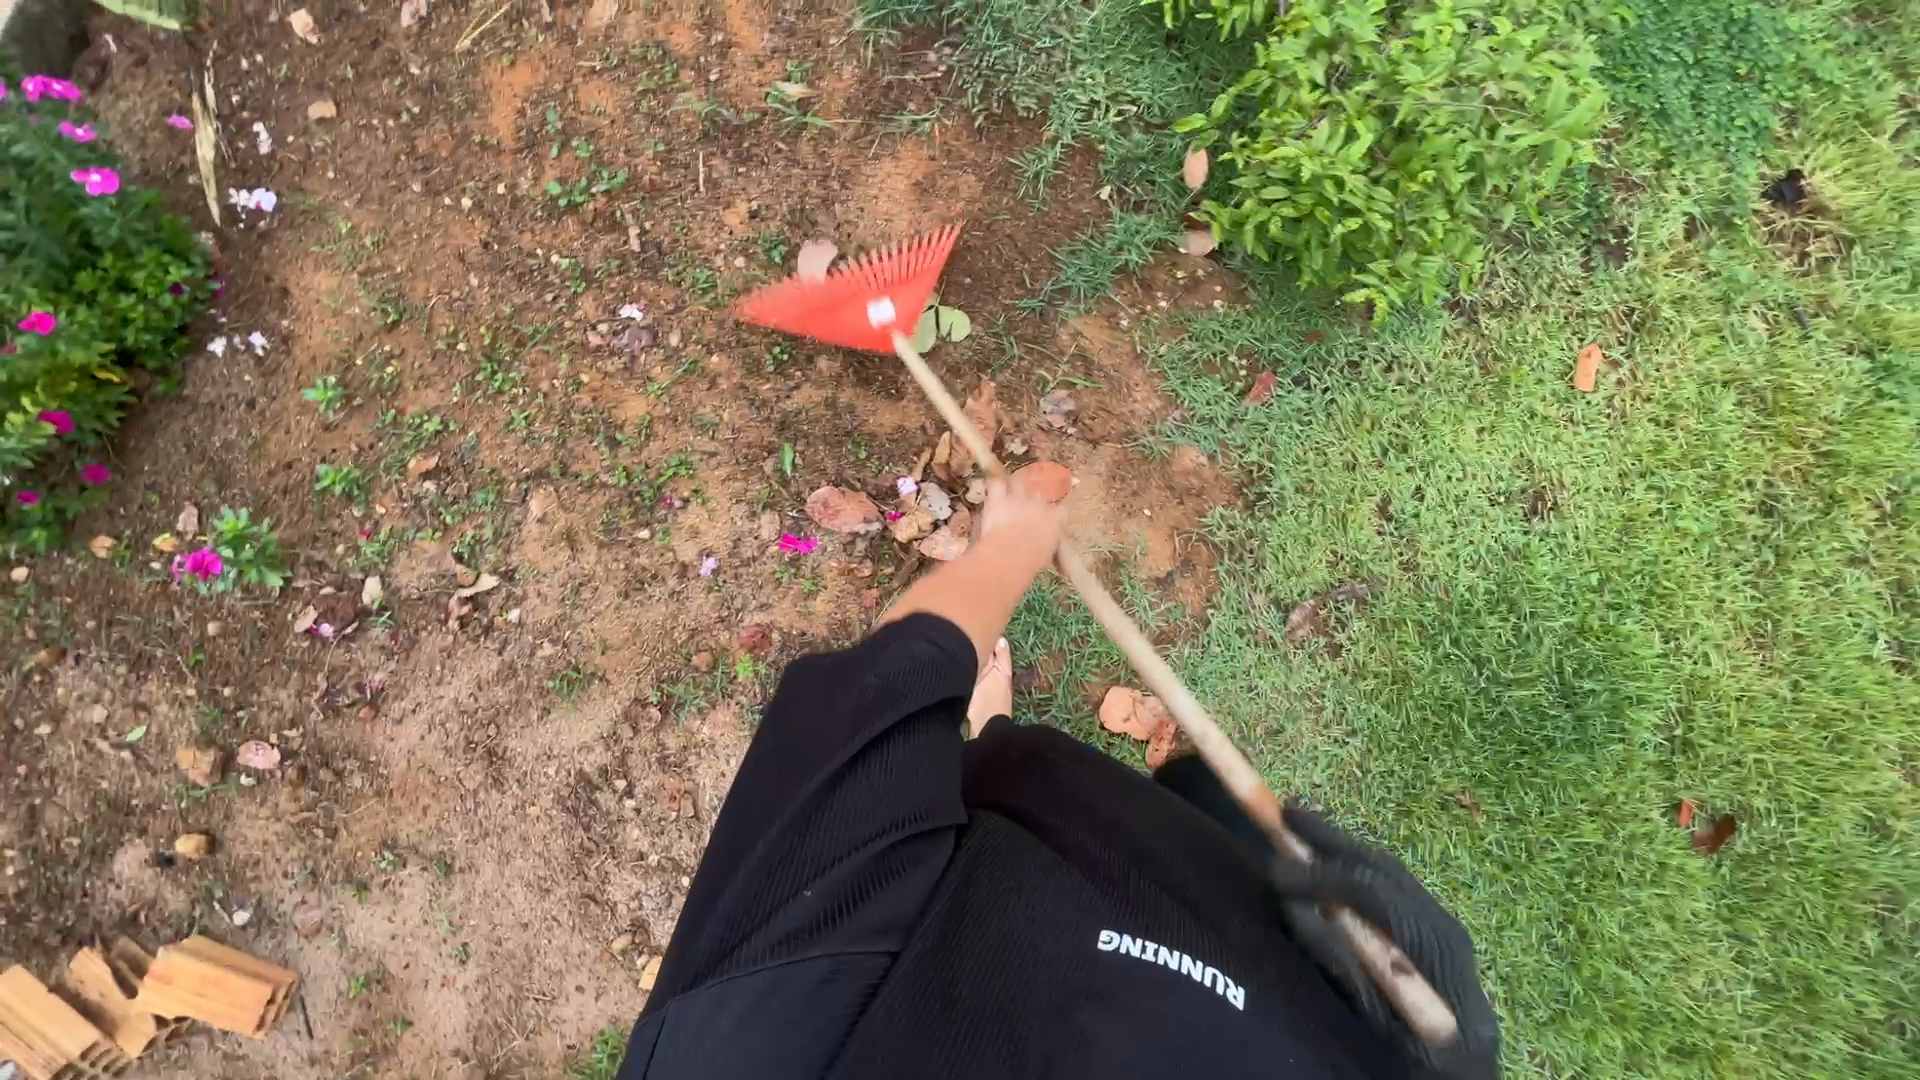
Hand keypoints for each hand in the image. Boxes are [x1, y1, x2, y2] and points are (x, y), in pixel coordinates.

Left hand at [976, 475, 1067, 572]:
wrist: (1010, 554)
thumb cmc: (1031, 562)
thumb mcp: (1046, 555)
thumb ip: (1047, 544)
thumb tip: (1041, 546)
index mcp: (1055, 520)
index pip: (1064, 507)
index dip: (1064, 502)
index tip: (1063, 501)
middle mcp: (1039, 504)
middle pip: (1039, 492)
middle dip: (1034, 495)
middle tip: (1028, 501)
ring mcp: (1018, 498)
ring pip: (1018, 482)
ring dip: (1015, 485)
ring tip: (1009, 488)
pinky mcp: (998, 498)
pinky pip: (996, 484)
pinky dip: (994, 486)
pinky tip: (991, 489)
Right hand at [1270, 807, 1500, 1079]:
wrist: (1458, 1077)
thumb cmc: (1410, 1067)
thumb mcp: (1372, 1032)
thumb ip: (1341, 973)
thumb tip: (1299, 910)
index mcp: (1442, 969)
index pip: (1381, 900)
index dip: (1324, 878)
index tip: (1278, 872)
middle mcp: (1452, 940)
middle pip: (1388, 875)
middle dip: (1332, 841)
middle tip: (1284, 812)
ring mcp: (1449, 934)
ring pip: (1391, 873)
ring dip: (1341, 845)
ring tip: (1299, 821)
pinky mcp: (1437, 935)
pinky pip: (1393, 885)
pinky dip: (1354, 863)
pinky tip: (1328, 854)